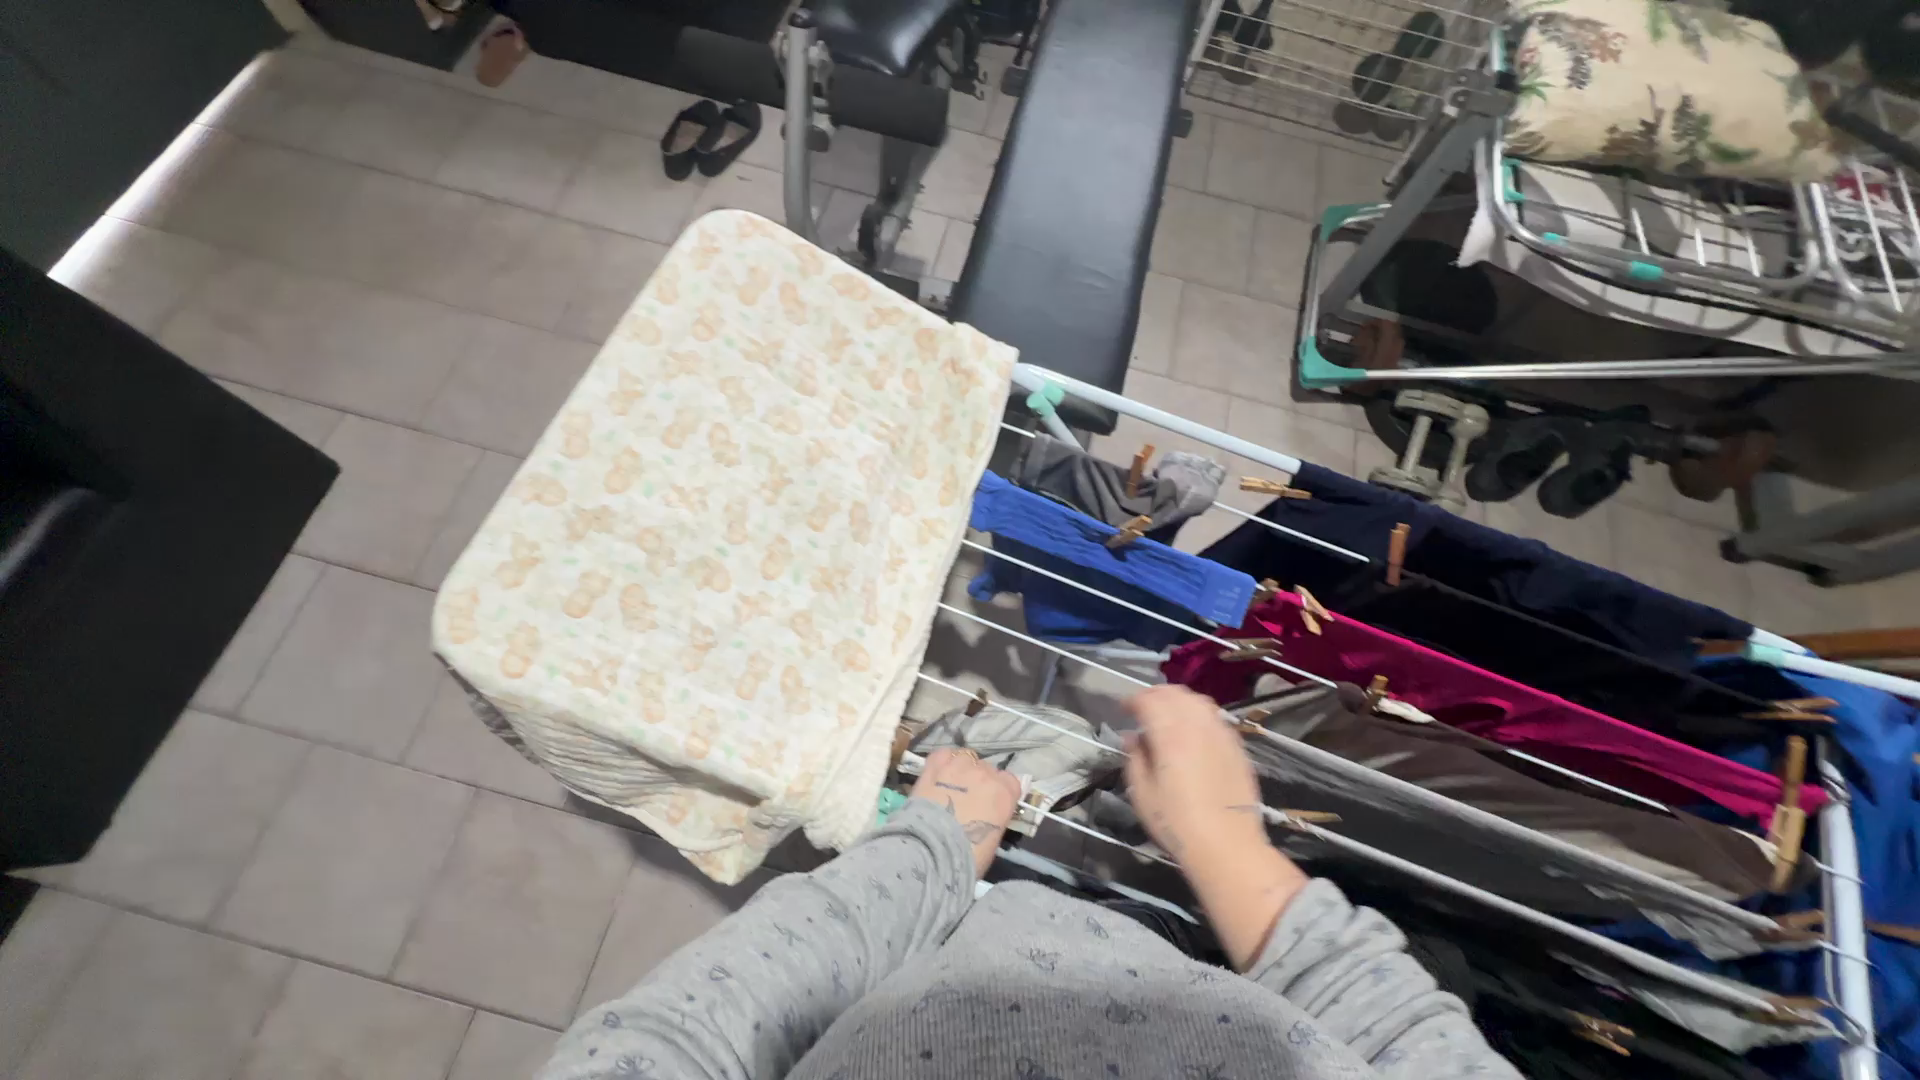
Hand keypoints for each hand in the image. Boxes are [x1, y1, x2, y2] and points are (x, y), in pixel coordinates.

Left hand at [909, 748, 1022, 878]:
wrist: (932, 851)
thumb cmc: (968, 857)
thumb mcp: (993, 839)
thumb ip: (995, 817)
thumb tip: (988, 813)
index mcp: (1005, 794)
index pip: (1011, 780)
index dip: (1001, 789)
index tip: (992, 801)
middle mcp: (986, 775)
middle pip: (988, 768)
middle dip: (980, 781)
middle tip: (967, 798)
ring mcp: (960, 766)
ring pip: (966, 758)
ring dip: (961, 769)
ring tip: (951, 785)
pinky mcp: (935, 766)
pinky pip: (943, 754)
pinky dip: (942, 761)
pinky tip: (938, 773)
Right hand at [1123, 684, 1267, 868]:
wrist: (1228, 847)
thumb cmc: (1177, 823)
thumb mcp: (1142, 794)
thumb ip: (1135, 758)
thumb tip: (1132, 737)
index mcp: (1170, 735)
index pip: (1148, 701)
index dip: (1132, 700)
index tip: (1123, 709)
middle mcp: (1197, 726)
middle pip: (1175, 693)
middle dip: (1155, 695)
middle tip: (1143, 709)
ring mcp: (1221, 734)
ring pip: (1198, 700)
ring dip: (1178, 700)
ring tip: (1168, 714)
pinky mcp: (1237, 747)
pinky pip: (1216, 717)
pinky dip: (1199, 713)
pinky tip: (1193, 730)